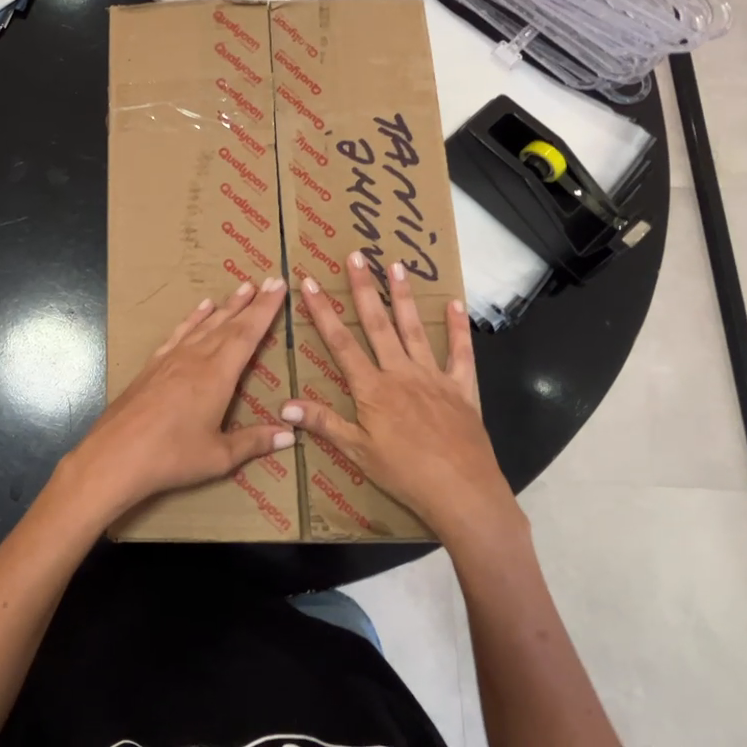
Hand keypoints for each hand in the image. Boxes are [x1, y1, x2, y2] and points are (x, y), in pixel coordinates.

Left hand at [64, 277, 296, 516]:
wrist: (116, 454)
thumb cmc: (171, 456)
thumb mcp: (219, 456)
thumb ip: (254, 442)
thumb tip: (289, 435)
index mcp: (217, 375)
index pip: (247, 334)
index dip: (265, 310)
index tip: (279, 286)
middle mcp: (195, 358)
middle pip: (228, 324)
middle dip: (251, 303)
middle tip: (269, 281)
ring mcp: (171, 358)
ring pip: (204, 324)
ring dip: (226, 306)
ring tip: (242, 289)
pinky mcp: (153, 365)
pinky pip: (180, 333)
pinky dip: (193, 318)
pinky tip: (201, 309)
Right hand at [285, 252, 523, 549]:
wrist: (461, 492)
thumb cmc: (404, 474)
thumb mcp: (357, 451)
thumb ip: (323, 423)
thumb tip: (284, 405)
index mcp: (371, 388)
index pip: (340, 342)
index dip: (322, 311)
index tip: (308, 283)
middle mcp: (400, 373)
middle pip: (377, 323)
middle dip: (363, 288)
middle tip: (356, 256)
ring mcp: (433, 378)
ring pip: (414, 329)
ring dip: (403, 296)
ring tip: (396, 265)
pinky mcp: (462, 389)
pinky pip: (460, 354)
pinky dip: (457, 329)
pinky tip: (455, 305)